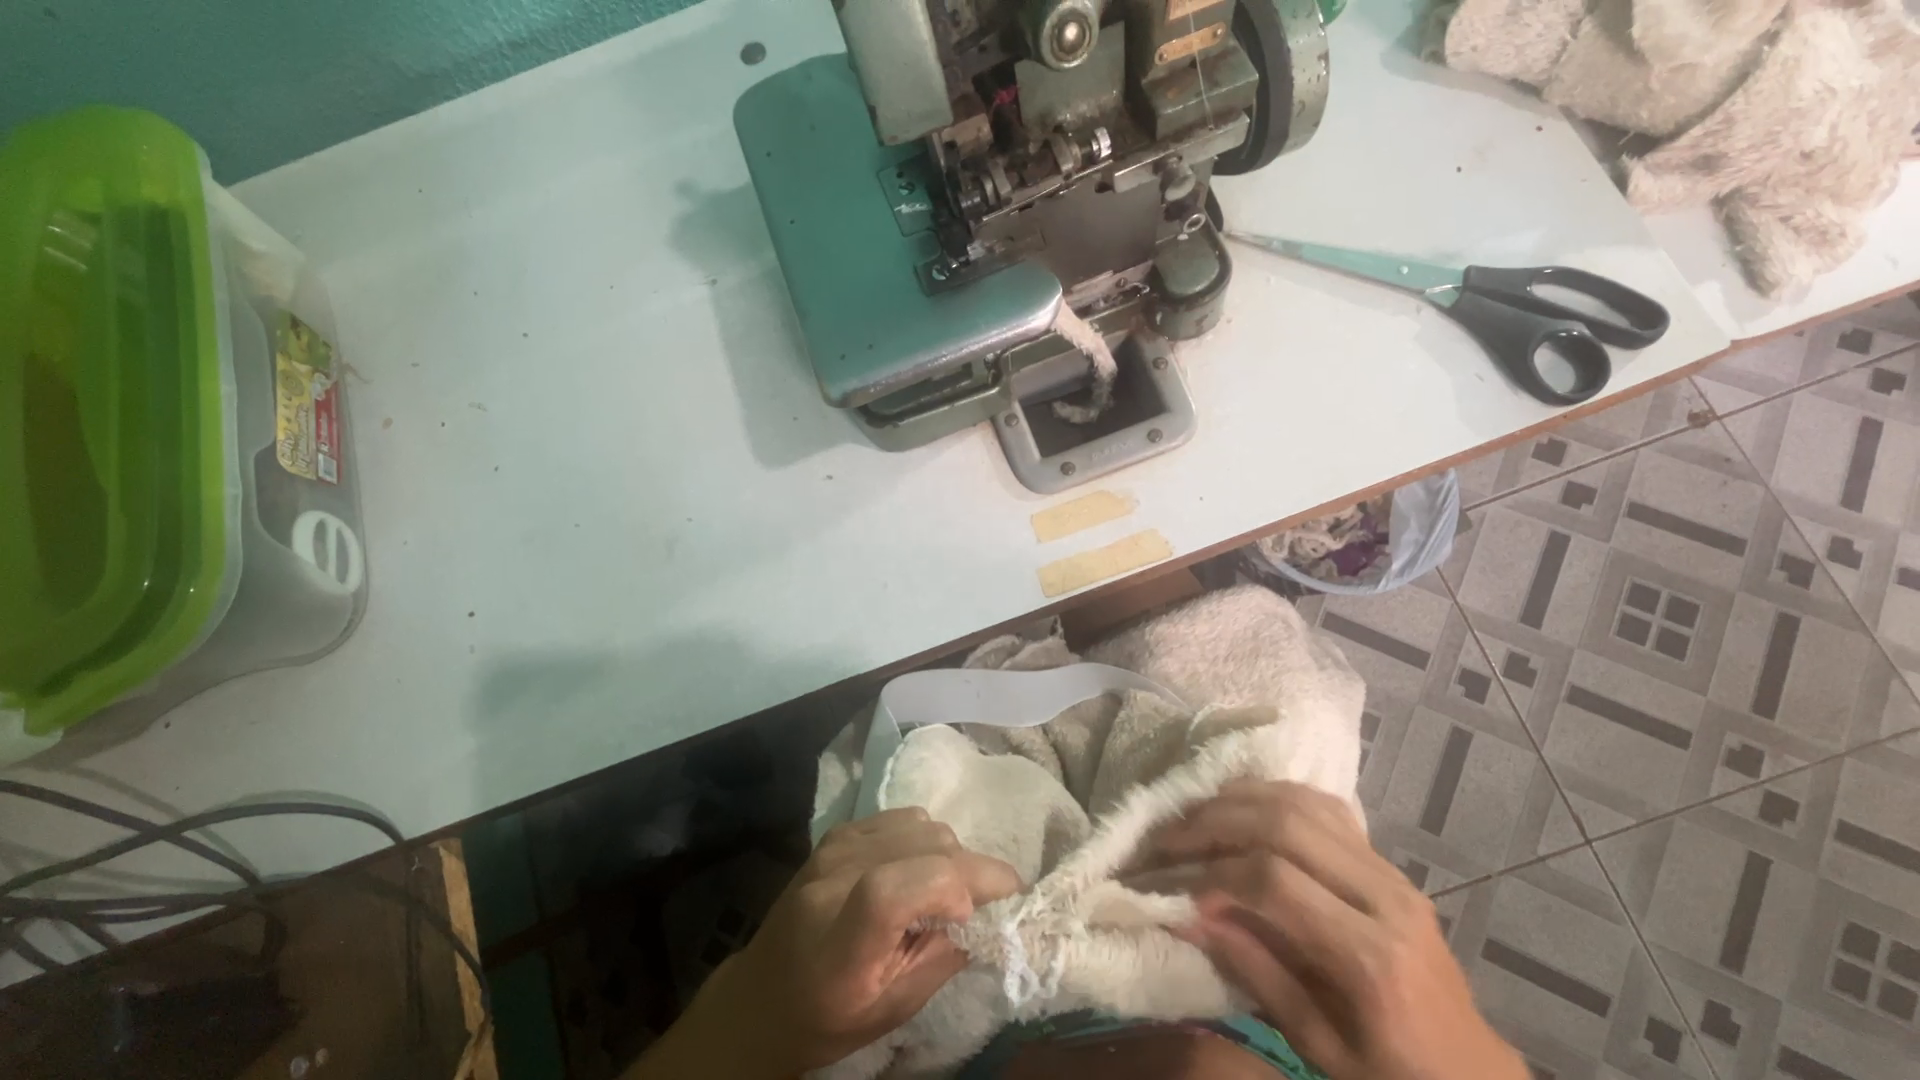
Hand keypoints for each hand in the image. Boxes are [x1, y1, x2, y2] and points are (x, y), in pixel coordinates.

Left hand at [629, 808, 1021, 1079]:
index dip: (949, 886)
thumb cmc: (828, 1017)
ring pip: (920, 824)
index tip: (983, 908)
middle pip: (921, 845)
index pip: (892, 889)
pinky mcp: (835, 835)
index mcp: (839, 943)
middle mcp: (831, 882)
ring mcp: (831, 850)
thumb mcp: (892, 1009)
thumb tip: (991, 913)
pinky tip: (922, 868)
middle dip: (968, 868)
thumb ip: (943, 957)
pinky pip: (901, 817)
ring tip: (951, 889)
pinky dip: (926, 837)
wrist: (762, 997)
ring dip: (950, 851)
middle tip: (985, 902)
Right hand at [1153, 781, 1525, 1079]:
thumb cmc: (1389, 1073)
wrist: (1469, 1072)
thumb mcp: (1317, 1045)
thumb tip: (1189, 915)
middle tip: (1169, 838)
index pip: (1275, 881)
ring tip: (1195, 818)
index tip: (1177, 889)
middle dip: (1216, 822)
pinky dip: (1275, 796)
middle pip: (1287, 825)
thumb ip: (1254, 972)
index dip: (1216, 875)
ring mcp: (1392, 872)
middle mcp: (1386, 897)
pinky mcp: (1390, 864)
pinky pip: (1327, 808)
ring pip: (1305, 802)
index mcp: (1370, 956)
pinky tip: (1242, 808)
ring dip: (1240, 800)